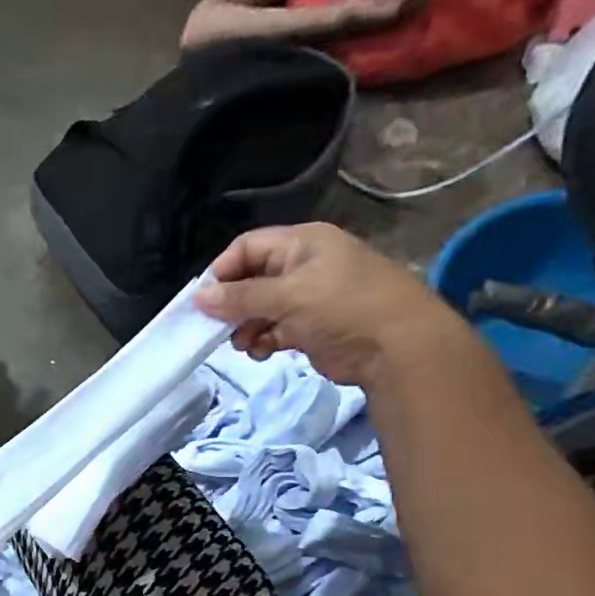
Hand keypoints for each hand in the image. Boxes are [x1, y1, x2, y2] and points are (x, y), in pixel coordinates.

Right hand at [195, 223, 477, 387]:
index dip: (222, 271)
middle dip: (233, 305)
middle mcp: (303, 265)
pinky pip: (274, 330)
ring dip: (245, 327)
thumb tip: (199, 298)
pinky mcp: (311, 327)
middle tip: (218, 328)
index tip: (203, 301)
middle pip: (251, 279)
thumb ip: (240, 297)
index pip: (247, 247)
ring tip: (244, 344)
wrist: (396, 347)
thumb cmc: (341, 308)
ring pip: (260, 309)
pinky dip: (263, 341)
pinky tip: (262, 352)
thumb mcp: (287, 296)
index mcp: (302, 243)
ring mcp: (308, 298)